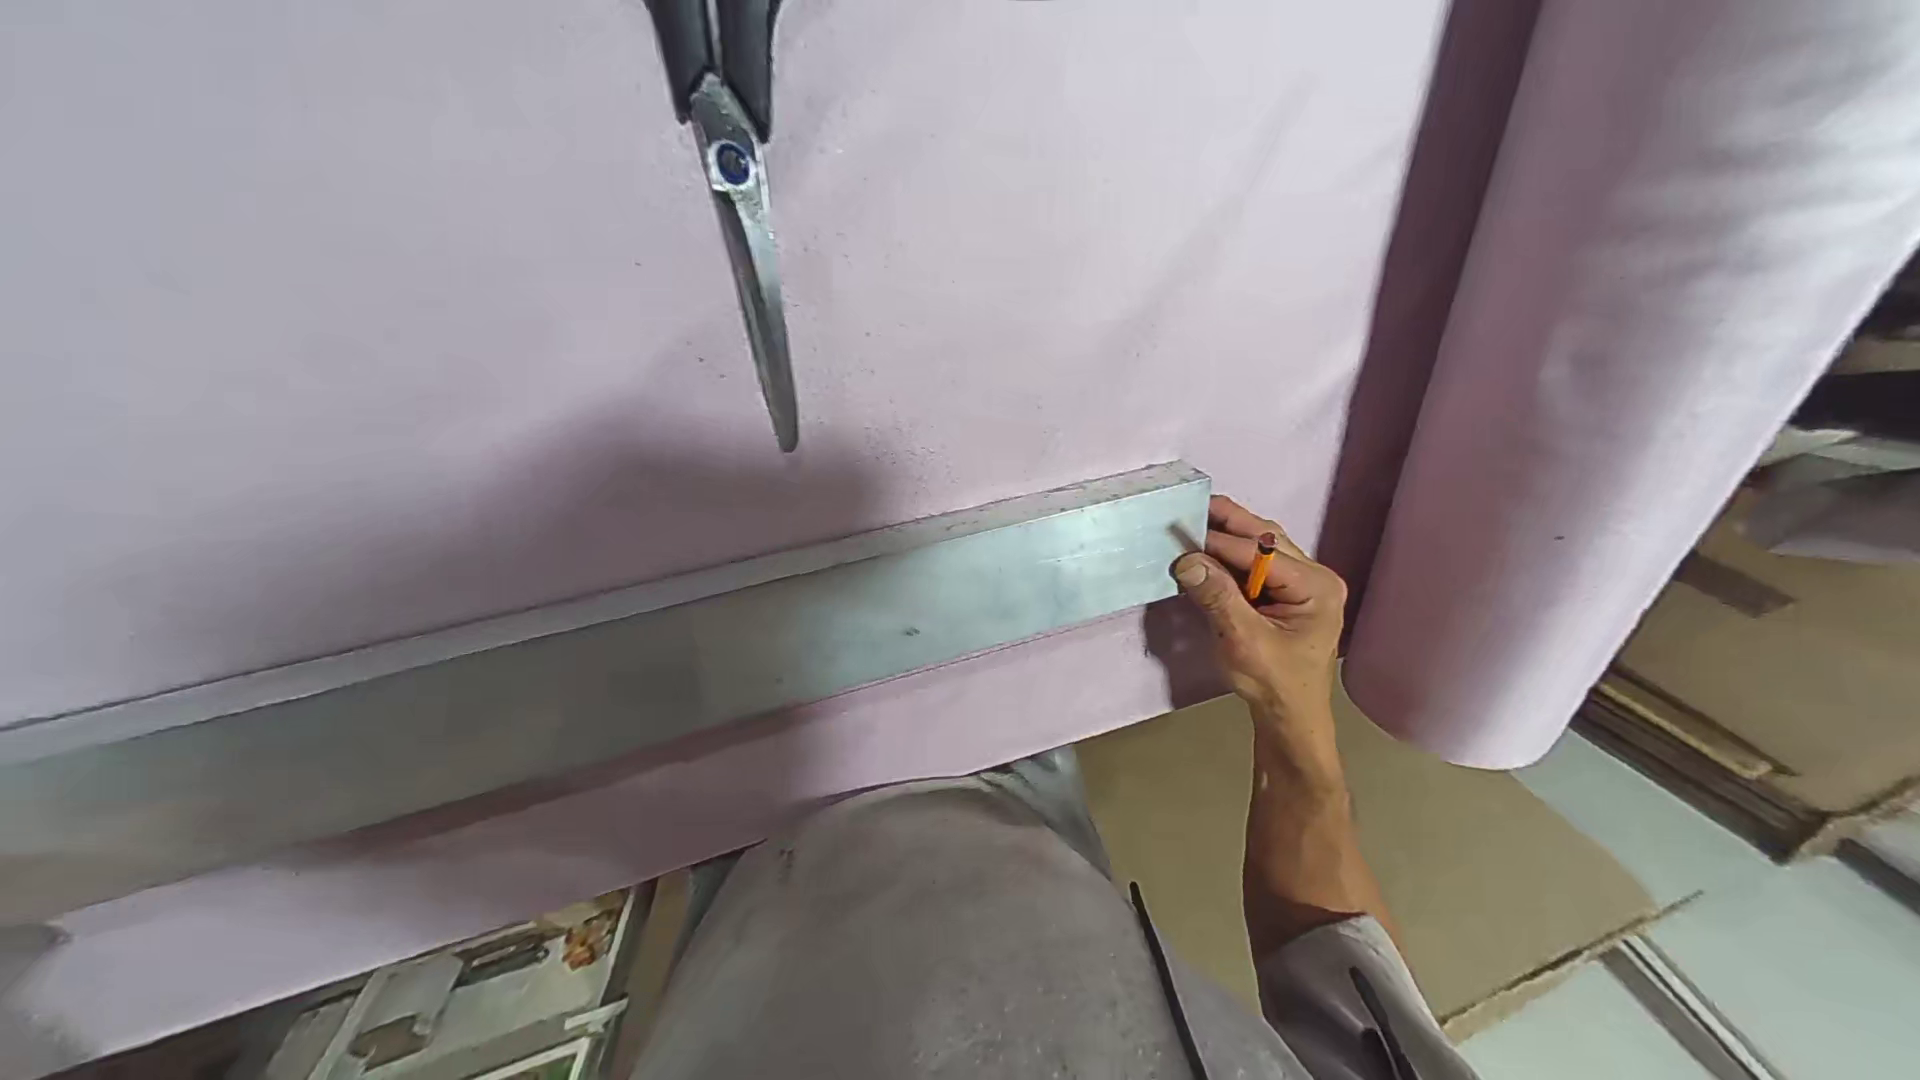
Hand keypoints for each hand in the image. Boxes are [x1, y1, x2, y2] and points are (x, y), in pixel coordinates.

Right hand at [1172, 495, 1346, 760]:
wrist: (1289, 716)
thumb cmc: (1273, 683)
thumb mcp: (1243, 641)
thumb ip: (1217, 597)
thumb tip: (1187, 560)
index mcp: (1315, 586)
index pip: (1260, 551)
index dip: (1217, 541)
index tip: (1179, 535)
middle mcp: (1313, 576)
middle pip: (1264, 536)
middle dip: (1225, 522)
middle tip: (1186, 508)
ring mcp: (1300, 582)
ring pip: (1260, 544)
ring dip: (1226, 534)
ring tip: (1190, 522)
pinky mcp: (1283, 591)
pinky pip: (1254, 561)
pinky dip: (1228, 553)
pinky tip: (1204, 550)